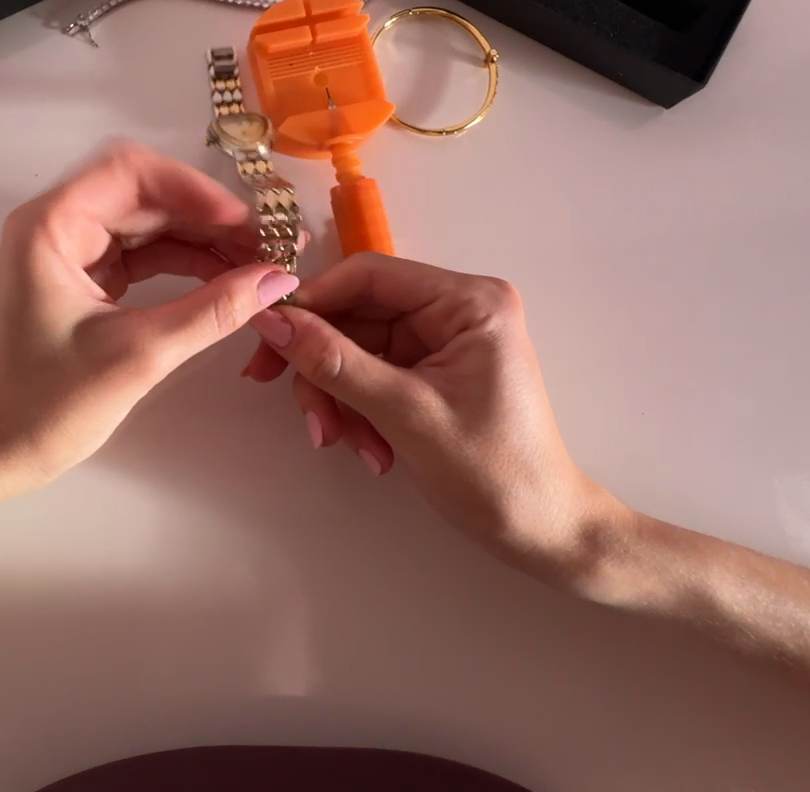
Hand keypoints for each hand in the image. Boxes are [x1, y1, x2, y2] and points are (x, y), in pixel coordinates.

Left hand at [0, 142, 300, 506]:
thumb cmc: (46, 405)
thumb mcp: (138, 354)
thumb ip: (212, 311)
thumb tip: (277, 279)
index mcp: (50, 225)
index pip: (131, 172)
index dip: (194, 190)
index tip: (246, 222)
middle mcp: (58, 224)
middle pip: (147, 194)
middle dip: (209, 217)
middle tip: (270, 242)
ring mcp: (71, 249)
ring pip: (150, 223)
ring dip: (203, 239)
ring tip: (259, 262)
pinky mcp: (85, 276)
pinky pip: (144, 253)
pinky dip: (185, 262)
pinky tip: (226, 277)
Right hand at [243, 253, 626, 585]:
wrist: (542, 534)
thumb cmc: (492, 472)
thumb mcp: (405, 413)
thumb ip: (334, 362)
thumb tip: (269, 319)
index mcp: (466, 301)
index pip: (368, 275)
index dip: (312, 302)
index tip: (267, 339)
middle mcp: (451, 309)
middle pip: (354, 316)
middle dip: (324, 369)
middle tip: (307, 417)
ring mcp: (437, 340)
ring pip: (351, 348)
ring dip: (338, 398)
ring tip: (344, 444)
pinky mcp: (425, 369)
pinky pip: (365, 373)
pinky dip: (354, 409)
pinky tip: (368, 448)